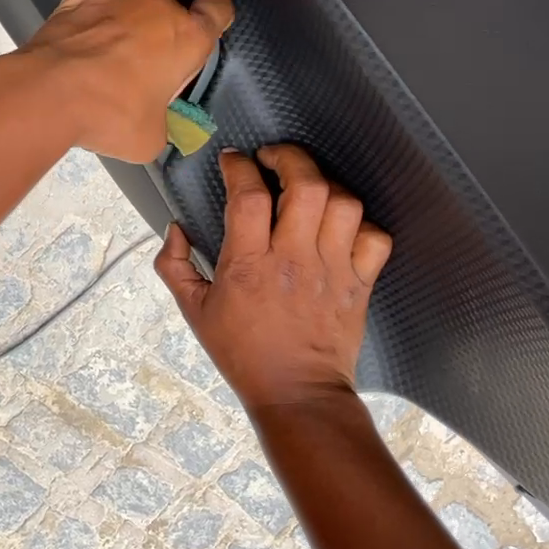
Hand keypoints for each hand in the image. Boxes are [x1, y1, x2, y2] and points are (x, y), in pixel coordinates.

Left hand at [18, 0, 232, 161]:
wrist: (52, 97)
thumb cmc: (108, 117)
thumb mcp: (150, 139)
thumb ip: (160, 125)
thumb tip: (152, 129)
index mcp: (189, 39)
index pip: (218, 14)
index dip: (215, 20)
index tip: (209, 28)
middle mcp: (159, 10)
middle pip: (171, 11)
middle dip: (162, 35)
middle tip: (139, 71)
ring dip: (132, 16)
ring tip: (116, 44)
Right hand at [156, 144, 392, 411]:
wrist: (295, 390)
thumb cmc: (239, 349)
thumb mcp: (191, 308)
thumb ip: (173, 265)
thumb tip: (176, 228)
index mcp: (248, 264)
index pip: (248, 196)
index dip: (240, 167)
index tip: (232, 160)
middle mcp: (294, 258)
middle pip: (307, 185)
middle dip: (290, 157)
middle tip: (272, 157)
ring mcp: (333, 269)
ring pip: (345, 203)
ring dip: (325, 184)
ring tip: (305, 185)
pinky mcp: (361, 283)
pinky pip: (375, 237)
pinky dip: (360, 221)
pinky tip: (337, 223)